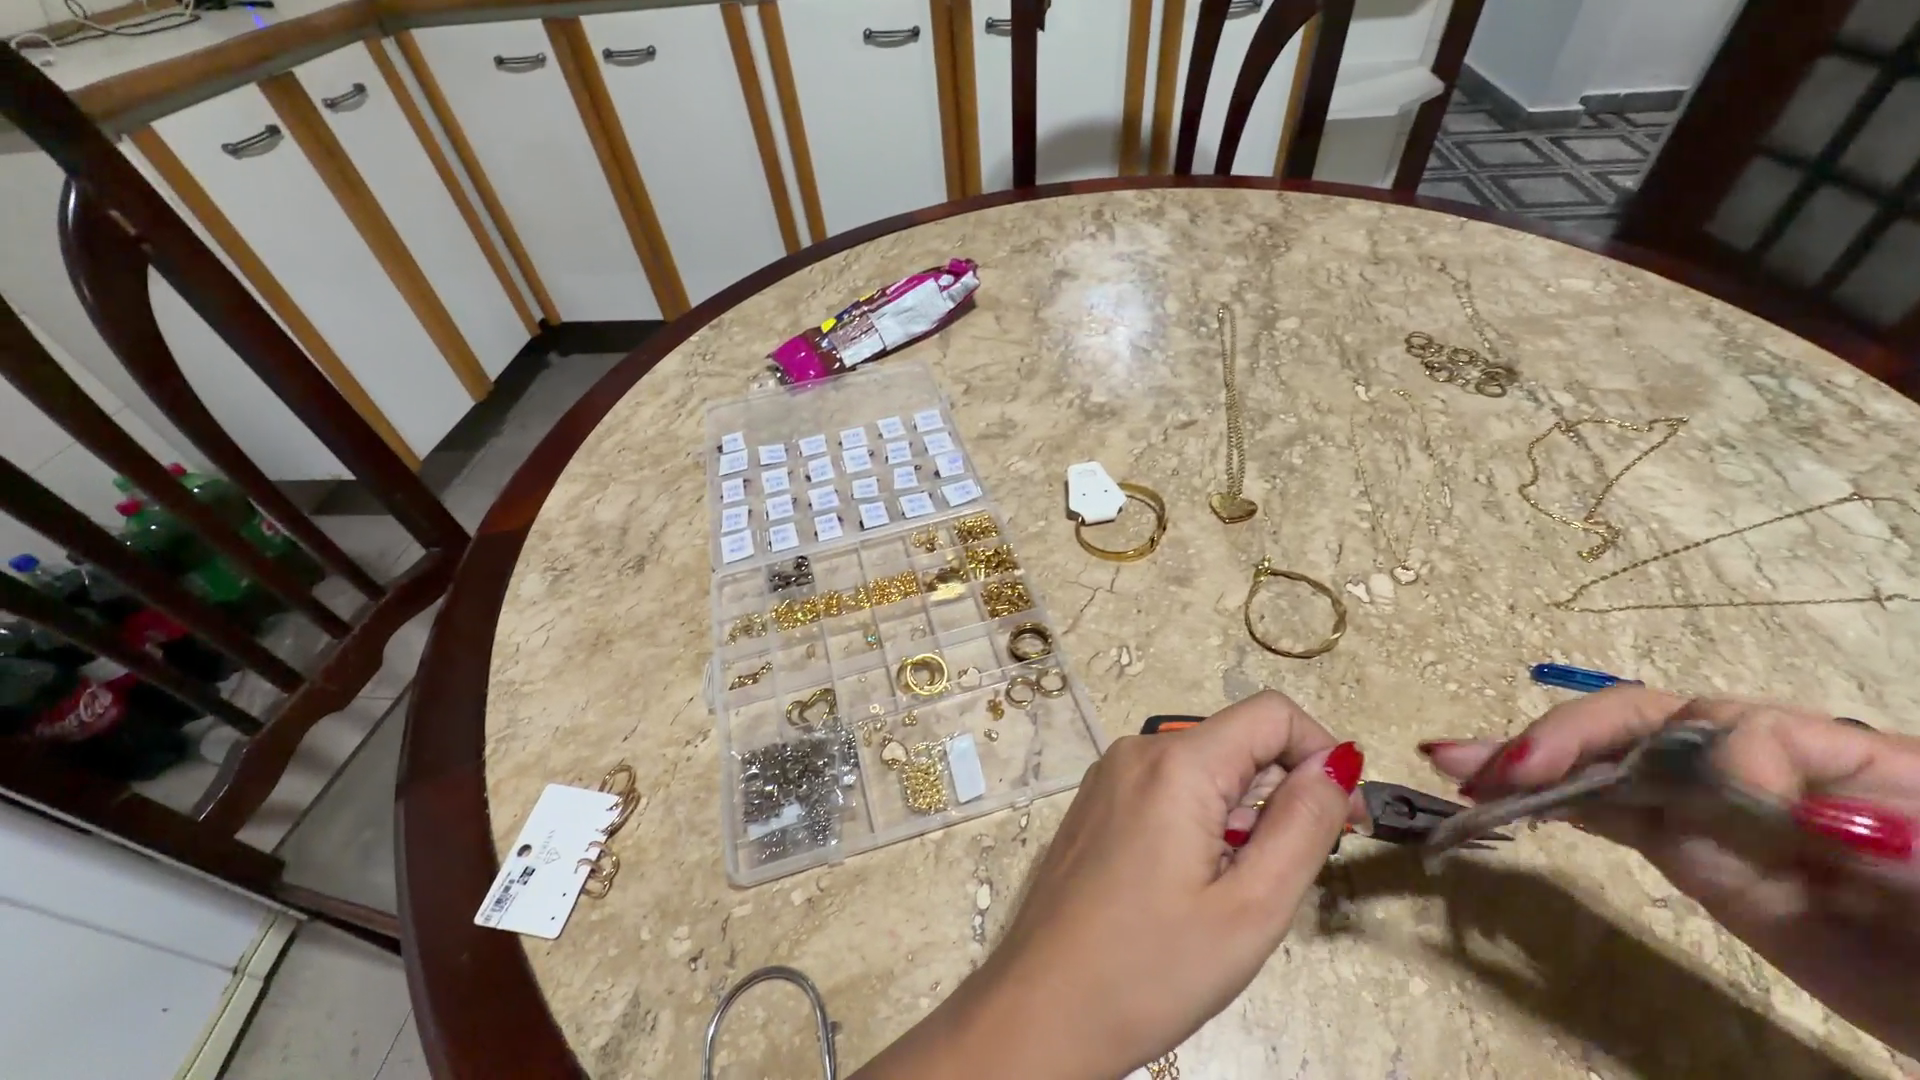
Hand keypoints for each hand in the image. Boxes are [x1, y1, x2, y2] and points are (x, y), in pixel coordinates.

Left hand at [853, 691, 1363, 1078]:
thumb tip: (1336, 760)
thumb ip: (1302, 824)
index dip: (1322, 754)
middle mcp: (1135, 752)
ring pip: (1203, 770)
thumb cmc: (1150, 970)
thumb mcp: (1251, 908)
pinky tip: (1194, 886)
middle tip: (1291, 873)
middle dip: (1282, 792)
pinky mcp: (1094, 807)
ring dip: (1242, 814)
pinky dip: (1201, 822)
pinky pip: (1167, 791)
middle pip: (1236, 742)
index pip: (1271, 713)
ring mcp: (1107, 778)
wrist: (1040, 1012)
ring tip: (1237, 892)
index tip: (1342, 821)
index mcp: (1174, 764)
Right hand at [1420, 687, 1919, 1056]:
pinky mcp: (1681, 848)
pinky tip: (1491, 794)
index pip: (1730, 726)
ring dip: (1523, 762)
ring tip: (1451, 762)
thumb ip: (1852, 802)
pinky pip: (1601, 810)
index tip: (1741, 815)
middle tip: (1492, 768)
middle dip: (1560, 739)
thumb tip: (1740, 779)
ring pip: (1600, 765)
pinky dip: (1544, 798)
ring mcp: (1706, 807)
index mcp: (1816, 749)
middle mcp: (1744, 764)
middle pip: (1636, 728)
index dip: (1710, 755)